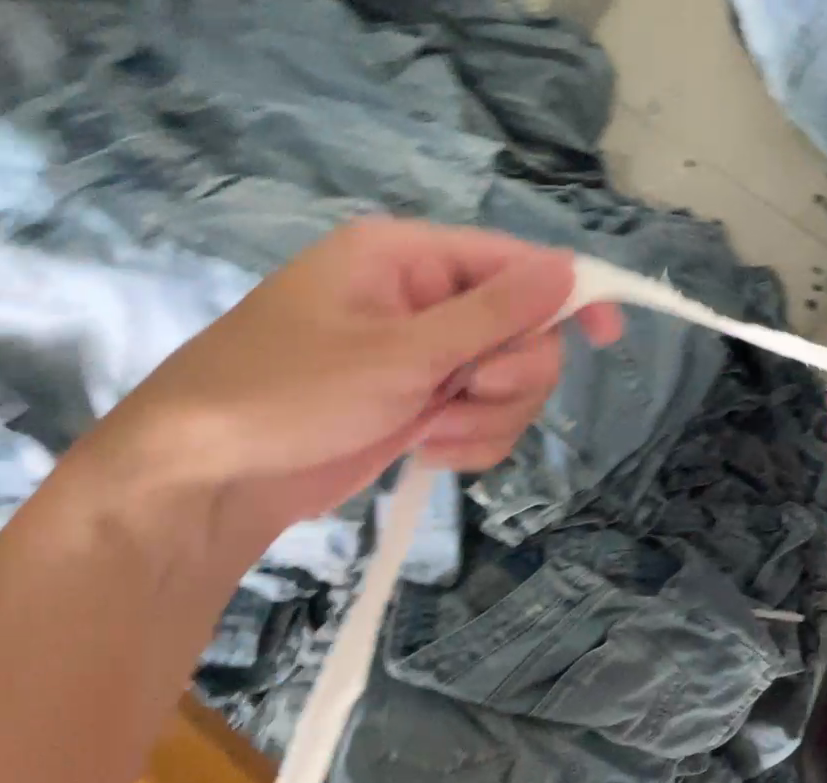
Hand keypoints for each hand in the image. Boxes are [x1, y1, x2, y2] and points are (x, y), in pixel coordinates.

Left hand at [85, 218, 622, 532]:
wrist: (219, 476)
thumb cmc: (290, 393)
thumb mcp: (400, 351)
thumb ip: (493, 313)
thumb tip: (568, 270)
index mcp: (411, 262)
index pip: (519, 266)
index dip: (571, 297)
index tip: (607, 338)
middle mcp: (429, 304)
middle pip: (530, 336)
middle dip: (510, 377)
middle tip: (468, 391)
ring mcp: (433, 359)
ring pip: (518, 388)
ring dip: (487, 418)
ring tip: (429, 430)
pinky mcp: (434, 405)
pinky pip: (494, 422)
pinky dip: (471, 443)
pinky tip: (426, 450)